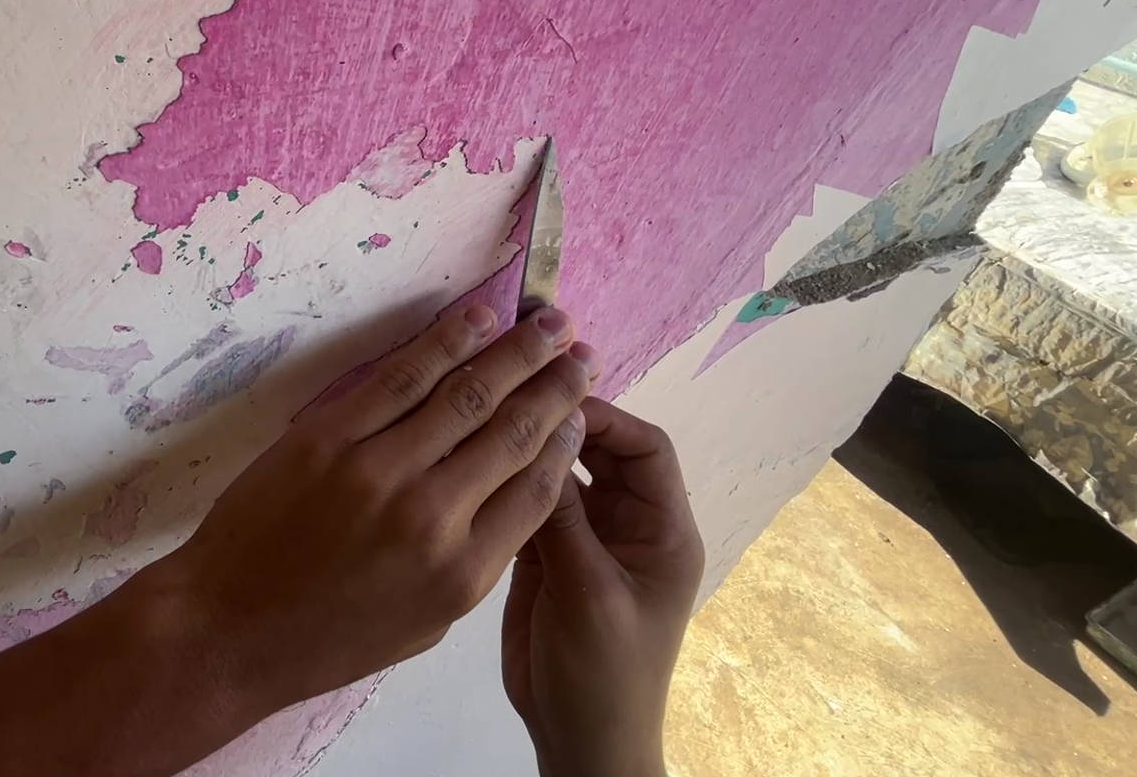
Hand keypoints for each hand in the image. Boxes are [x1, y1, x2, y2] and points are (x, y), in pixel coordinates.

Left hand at [134, 304, 598, 715]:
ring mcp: (379, 469)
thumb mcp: (421, 620)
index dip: (564, 437)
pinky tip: (475, 320)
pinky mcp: (330, 436)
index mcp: (463, 572)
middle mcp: (433, 515)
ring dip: (512, 352)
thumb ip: (472, 559)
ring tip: (547, 321)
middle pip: (511, 431)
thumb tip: (507, 490)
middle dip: (554, 384)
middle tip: (580, 348)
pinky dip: (443, 344)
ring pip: (464, 394)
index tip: (583, 404)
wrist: (230, 625)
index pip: (535, 488)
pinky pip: (399, 380)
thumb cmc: (328, 634)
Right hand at [500, 395, 704, 776]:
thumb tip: (541, 436)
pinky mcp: (546, 552)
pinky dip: (509, 481)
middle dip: (564, 424)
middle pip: (600, 453)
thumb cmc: (604, 671)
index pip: (646, 450)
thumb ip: (562, 516)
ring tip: (486, 421)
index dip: (608, 418)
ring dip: (532, 450)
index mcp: (660, 531)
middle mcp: (624, 524)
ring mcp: (583, 537)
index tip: (554, 400)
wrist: (577, 738)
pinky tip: (476, 463)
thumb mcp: (588, 592)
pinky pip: (530, 501)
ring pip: (561, 473)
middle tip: (511, 399)